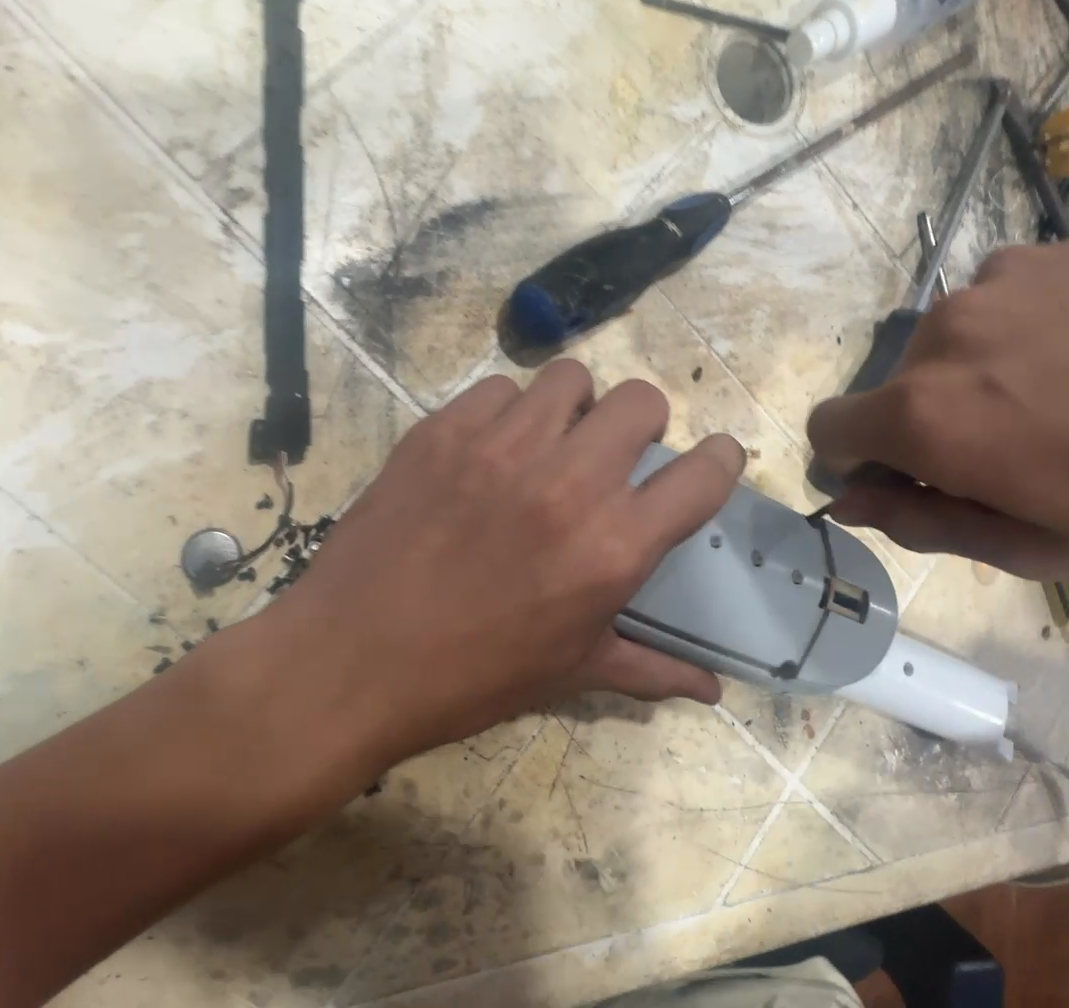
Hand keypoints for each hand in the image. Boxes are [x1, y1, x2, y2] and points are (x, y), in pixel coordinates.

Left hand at [264, 361, 744, 766]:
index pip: (702, 474)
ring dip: (574, 407)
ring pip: (568, 379)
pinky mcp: (441, 430)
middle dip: (642, 423)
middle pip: (641, 401)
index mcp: (613, 547)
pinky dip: (505, 412)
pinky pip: (497, 390)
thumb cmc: (470, 678)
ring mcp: (500, 447)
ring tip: (549, 442)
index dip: (717, 461)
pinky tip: (487, 451)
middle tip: (614, 455)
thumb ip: (649, 668)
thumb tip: (712, 690)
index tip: (707, 463)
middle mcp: (567, 481)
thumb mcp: (569, 673)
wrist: (351, 661)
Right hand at [808, 241, 1068, 578]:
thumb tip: (850, 497)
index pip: (829, 428)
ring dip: (982, 377)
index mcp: (927, 415)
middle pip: (894, 388)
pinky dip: (1029, 333)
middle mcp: (944, 332)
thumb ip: (923, 521)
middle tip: (1027, 461)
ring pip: (951, 343)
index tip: (914, 485)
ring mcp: (1005, 278)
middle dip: (931, 426)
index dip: (858, 463)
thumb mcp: (1044, 549)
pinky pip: (1006, 301)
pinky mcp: (1065, 245)